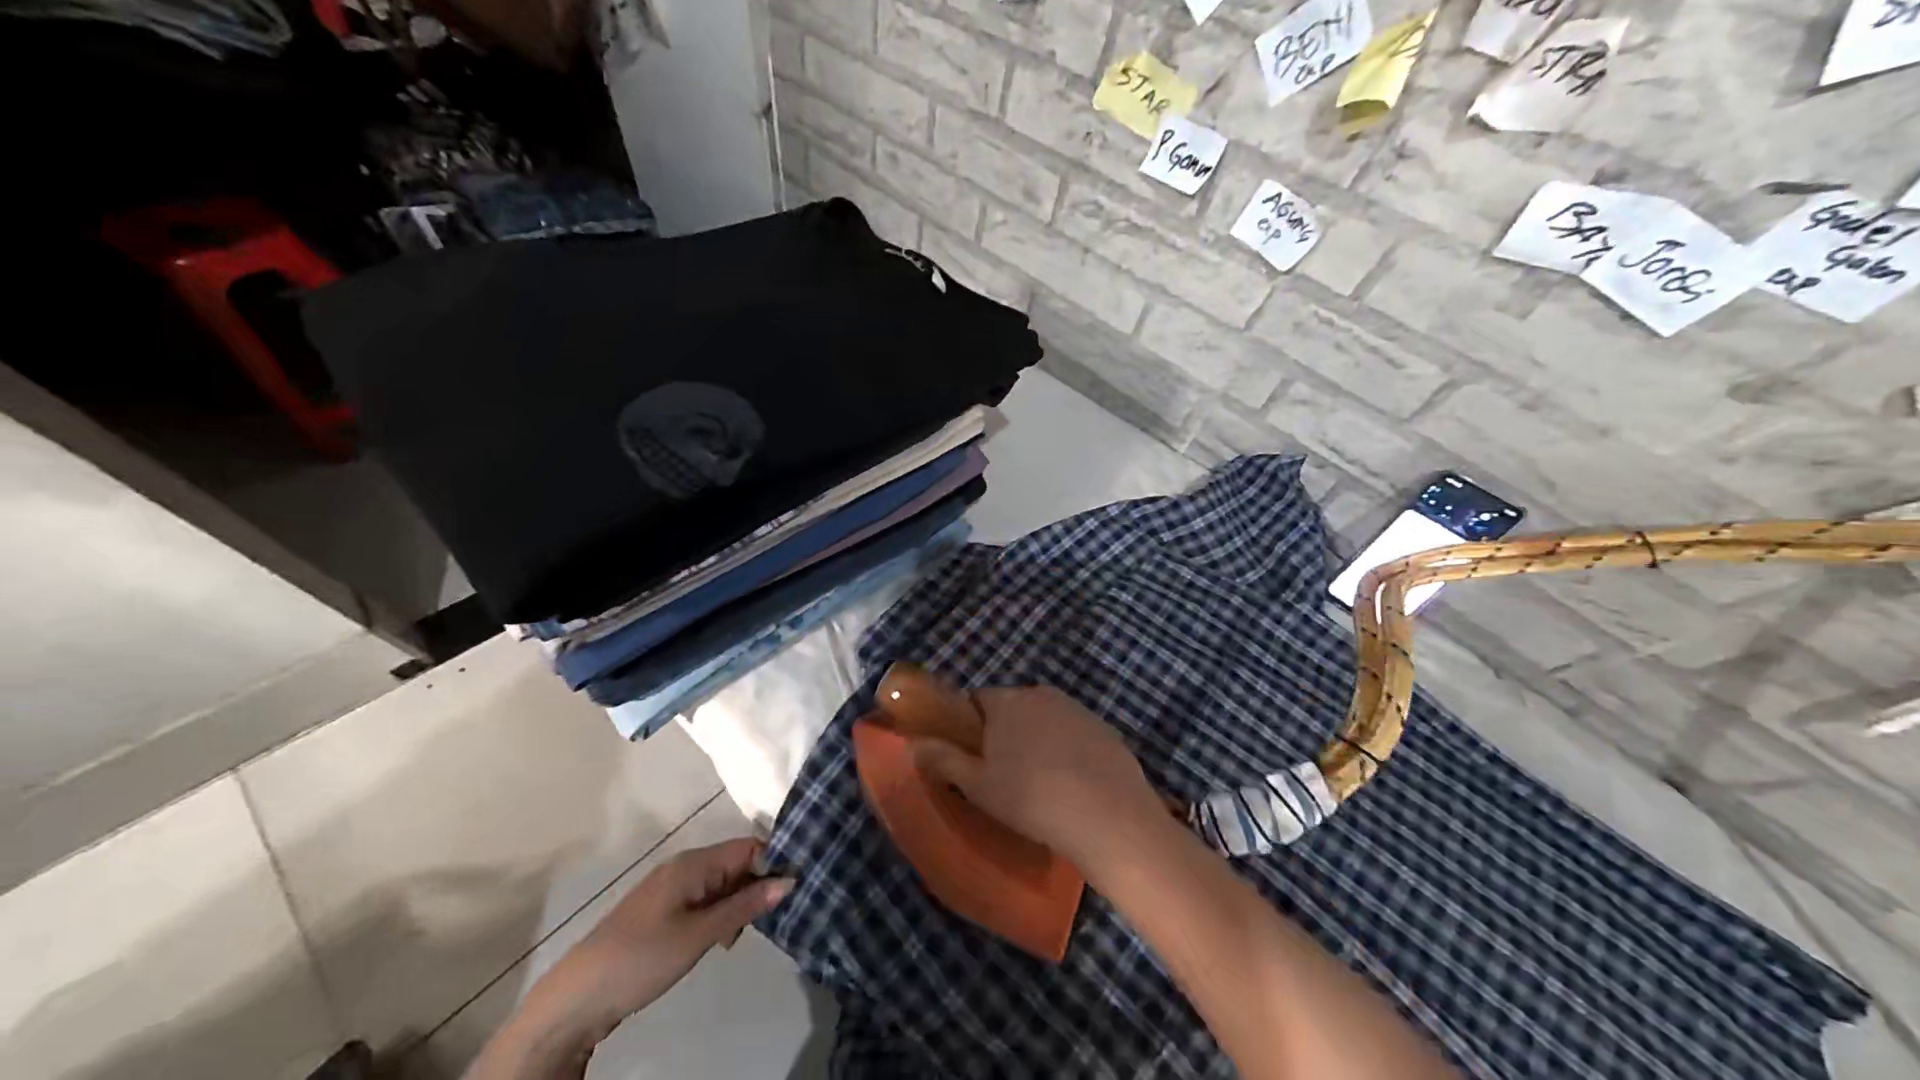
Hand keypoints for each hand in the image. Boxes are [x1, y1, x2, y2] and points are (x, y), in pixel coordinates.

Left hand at [468, 838, 792, 1079]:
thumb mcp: (701, 934)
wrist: (577, 998)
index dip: (773, 863)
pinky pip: (704, 900)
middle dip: (757, 886)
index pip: (748, 847)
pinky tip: (720, 940)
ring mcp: (670, 889)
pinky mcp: (663, 911)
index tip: (797, 888)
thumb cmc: (643, 958)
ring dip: (738, 904)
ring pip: (721, 884)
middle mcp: (683, 867)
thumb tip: (789, 880)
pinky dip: (718, 915)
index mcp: (693, 863)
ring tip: (742, 936)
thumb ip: (745, 906)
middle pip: (735, 863)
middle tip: (773, 919)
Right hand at [911, 686, 1162, 867]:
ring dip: (1038, 742)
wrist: (1107, 816)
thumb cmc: (1030, 798)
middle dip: (1005, 734)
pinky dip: (1069, 753)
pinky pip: (1075, 736)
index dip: (970, 728)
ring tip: (1041, 786)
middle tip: (1005, 776)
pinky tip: (1073, 787)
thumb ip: (944, 759)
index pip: (977, 700)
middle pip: (1013, 709)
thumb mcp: (977, 785)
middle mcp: (1042, 694)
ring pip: (1046, 722)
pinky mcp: (1106, 730)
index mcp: (1007, 701)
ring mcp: (1078, 710)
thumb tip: (916, 743)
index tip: (974, 758)